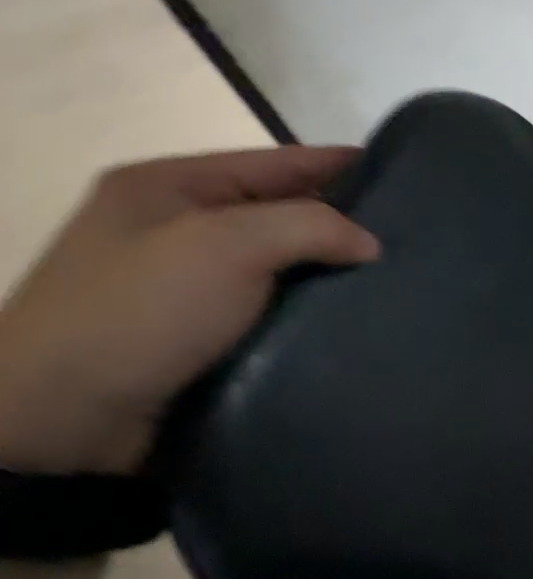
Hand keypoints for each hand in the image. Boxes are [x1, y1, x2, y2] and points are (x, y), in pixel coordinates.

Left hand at [0, 148, 377, 474]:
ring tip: (407, 286)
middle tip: (421, 242)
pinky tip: (365, 323)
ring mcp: (195, 286)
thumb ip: (310, 226)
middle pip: (288, 215)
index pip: (279, 162)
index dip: (344, 165)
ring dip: (339, 278)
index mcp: (170, 187)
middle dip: (349, 227)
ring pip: (290, 268)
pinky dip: (320, 316)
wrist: (65, 417)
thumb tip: (370, 244)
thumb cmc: (140, 313)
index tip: (412, 178)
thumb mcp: (224, 246)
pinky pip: (282, 313)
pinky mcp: (211, 336)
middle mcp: (182, 229)